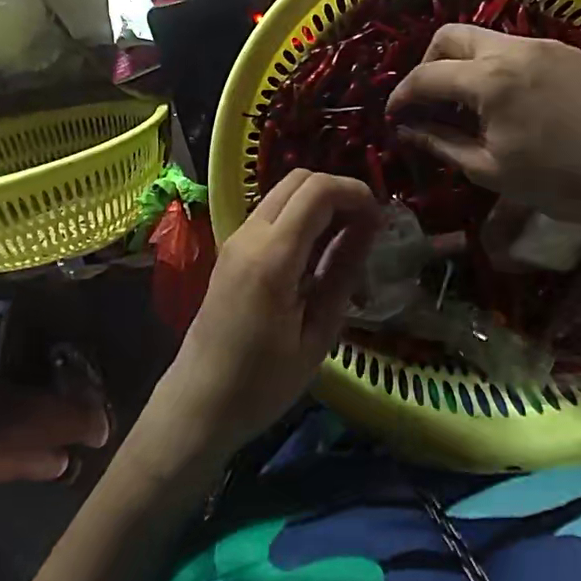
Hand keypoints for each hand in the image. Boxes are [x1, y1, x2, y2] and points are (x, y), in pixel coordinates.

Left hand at [146, 171, 378, 459]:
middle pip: (298, 180)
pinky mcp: (230, 252)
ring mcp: (235, 241)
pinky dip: (300, 219)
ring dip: (319, 204)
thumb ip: (341, 273)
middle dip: (339, 192)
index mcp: (272, 256)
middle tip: (367, 229)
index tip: (381, 222)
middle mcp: (248, 236)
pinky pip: (270, 217)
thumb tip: (367, 228)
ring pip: (282, 195)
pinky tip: (318, 257)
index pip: (317, 191)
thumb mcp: (317, 334)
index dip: (356, 194)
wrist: (199, 400)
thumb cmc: (263, 382)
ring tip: (348, 244)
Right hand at [386, 24, 580, 233]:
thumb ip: (440, 142)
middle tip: (426, 100)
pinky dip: (492, 67)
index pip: (427, 75)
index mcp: (490, 80)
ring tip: (462, 104)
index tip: (393, 117)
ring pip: (482, 39)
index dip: (402, 96)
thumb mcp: (488, 169)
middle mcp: (513, 50)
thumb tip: (406, 130)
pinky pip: (513, 49)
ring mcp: (543, 46)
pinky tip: (500, 101)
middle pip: (450, 36)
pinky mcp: (566, 53)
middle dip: (428, 64)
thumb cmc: (559, 181)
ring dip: (461, 64)